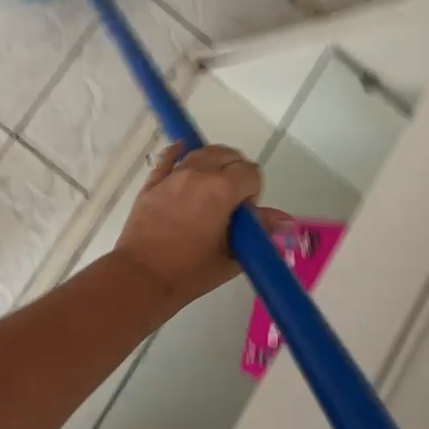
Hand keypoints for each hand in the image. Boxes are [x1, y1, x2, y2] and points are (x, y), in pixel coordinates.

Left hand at [113, 144, 289, 303]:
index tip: (244, 212)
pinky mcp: (151, 183)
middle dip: (236, 172)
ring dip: (212, 162)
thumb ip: (259, 231)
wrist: (143, 275)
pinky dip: (178, 153)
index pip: (250, 172)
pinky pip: (167, 158)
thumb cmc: (191, 271)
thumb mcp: (232, 255)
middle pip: (226, 155)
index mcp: (221, 190)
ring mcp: (171, 176)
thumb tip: (285, 220)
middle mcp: (197, 174)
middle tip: (232, 200)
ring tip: (212, 185)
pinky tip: (183, 154)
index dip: (253, 190)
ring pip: (200, 152)